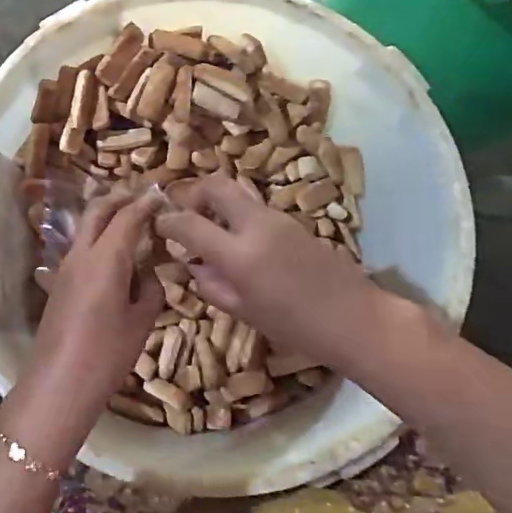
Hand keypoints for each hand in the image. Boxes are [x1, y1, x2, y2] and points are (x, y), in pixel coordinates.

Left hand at [4, 189, 165, 451]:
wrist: (57, 386)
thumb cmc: (106, 354)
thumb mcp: (141, 322)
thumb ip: (150, 289)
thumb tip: (148, 273)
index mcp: (105, 258)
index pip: (127, 216)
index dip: (145, 203)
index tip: (162, 195)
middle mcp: (81, 255)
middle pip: (97, 211)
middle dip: (119, 199)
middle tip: (142, 198)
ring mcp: (64, 269)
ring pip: (85, 229)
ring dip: (106, 218)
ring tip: (132, 224)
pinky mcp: (58, 285)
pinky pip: (80, 250)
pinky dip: (99, 241)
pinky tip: (115, 259)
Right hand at [155, 174, 382, 366]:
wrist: (354, 318)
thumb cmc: (296, 327)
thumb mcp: (245, 312)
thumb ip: (213, 285)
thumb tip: (193, 265)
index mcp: (240, 254)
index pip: (189, 224)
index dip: (167, 222)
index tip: (157, 225)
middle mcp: (257, 225)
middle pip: (215, 185)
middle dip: (191, 193)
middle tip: (183, 215)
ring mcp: (278, 218)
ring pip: (237, 193)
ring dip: (216, 202)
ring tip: (208, 229)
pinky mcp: (293, 221)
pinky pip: (255, 207)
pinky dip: (237, 214)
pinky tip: (237, 241)